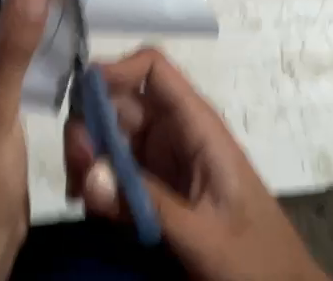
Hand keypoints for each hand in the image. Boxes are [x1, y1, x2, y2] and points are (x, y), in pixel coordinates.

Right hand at [63, 49, 328, 280]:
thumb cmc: (258, 261)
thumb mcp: (206, 235)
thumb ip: (148, 204)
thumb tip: (90, 172)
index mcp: (198, 127)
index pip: (153, 70)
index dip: (116, 69)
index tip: (82, 98)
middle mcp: (175, 134)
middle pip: (119, 103)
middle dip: (89, 124)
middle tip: (74, 164)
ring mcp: (162, 162)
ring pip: (110, 136)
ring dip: (87, 155)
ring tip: (78, 194)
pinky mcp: (154, 191)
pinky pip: (114, 171)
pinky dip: (95, 181)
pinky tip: (88, 207)